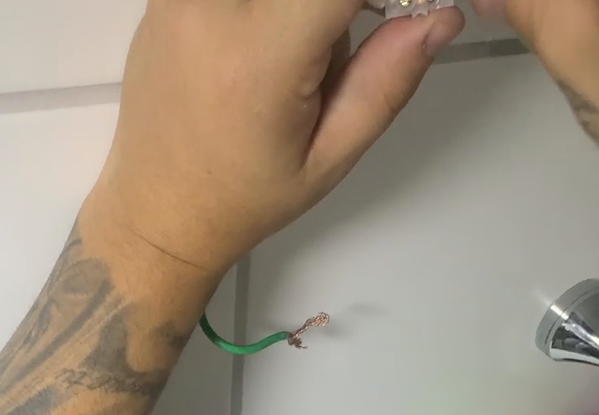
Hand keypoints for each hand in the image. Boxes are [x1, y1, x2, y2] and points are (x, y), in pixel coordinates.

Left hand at [87, 0, 464, 276]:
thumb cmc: (242, 199)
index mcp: (260, 56)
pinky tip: (262, 45)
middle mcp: (211, 4)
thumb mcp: (327, 160)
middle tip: (333, 49)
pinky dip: (270, 7)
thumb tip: (440, 18)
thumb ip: (385, 84)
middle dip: (337, 9)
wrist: (159, 210)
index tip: (402, 12)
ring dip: (303, 9)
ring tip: (297, 52)